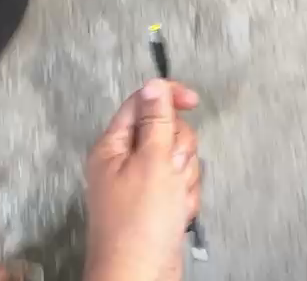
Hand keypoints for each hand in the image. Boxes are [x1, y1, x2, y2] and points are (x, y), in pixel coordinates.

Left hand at [83, 79, 202, 280]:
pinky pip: (182, 183)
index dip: (168, 96)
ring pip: (179, 157)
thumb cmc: (140, 222)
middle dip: (180, 148)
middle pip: (167, 129)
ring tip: (174, 199)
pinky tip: (178, 213)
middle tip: (172, 170)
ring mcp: (143, 185)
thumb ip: (157, 119)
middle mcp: (126, 162)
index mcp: (113, 147)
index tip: (193, 101)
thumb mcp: (152, 161)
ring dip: (185, 176)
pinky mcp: (159, 204)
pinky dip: (186, 196)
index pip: (142, 102)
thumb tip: (154, 83)